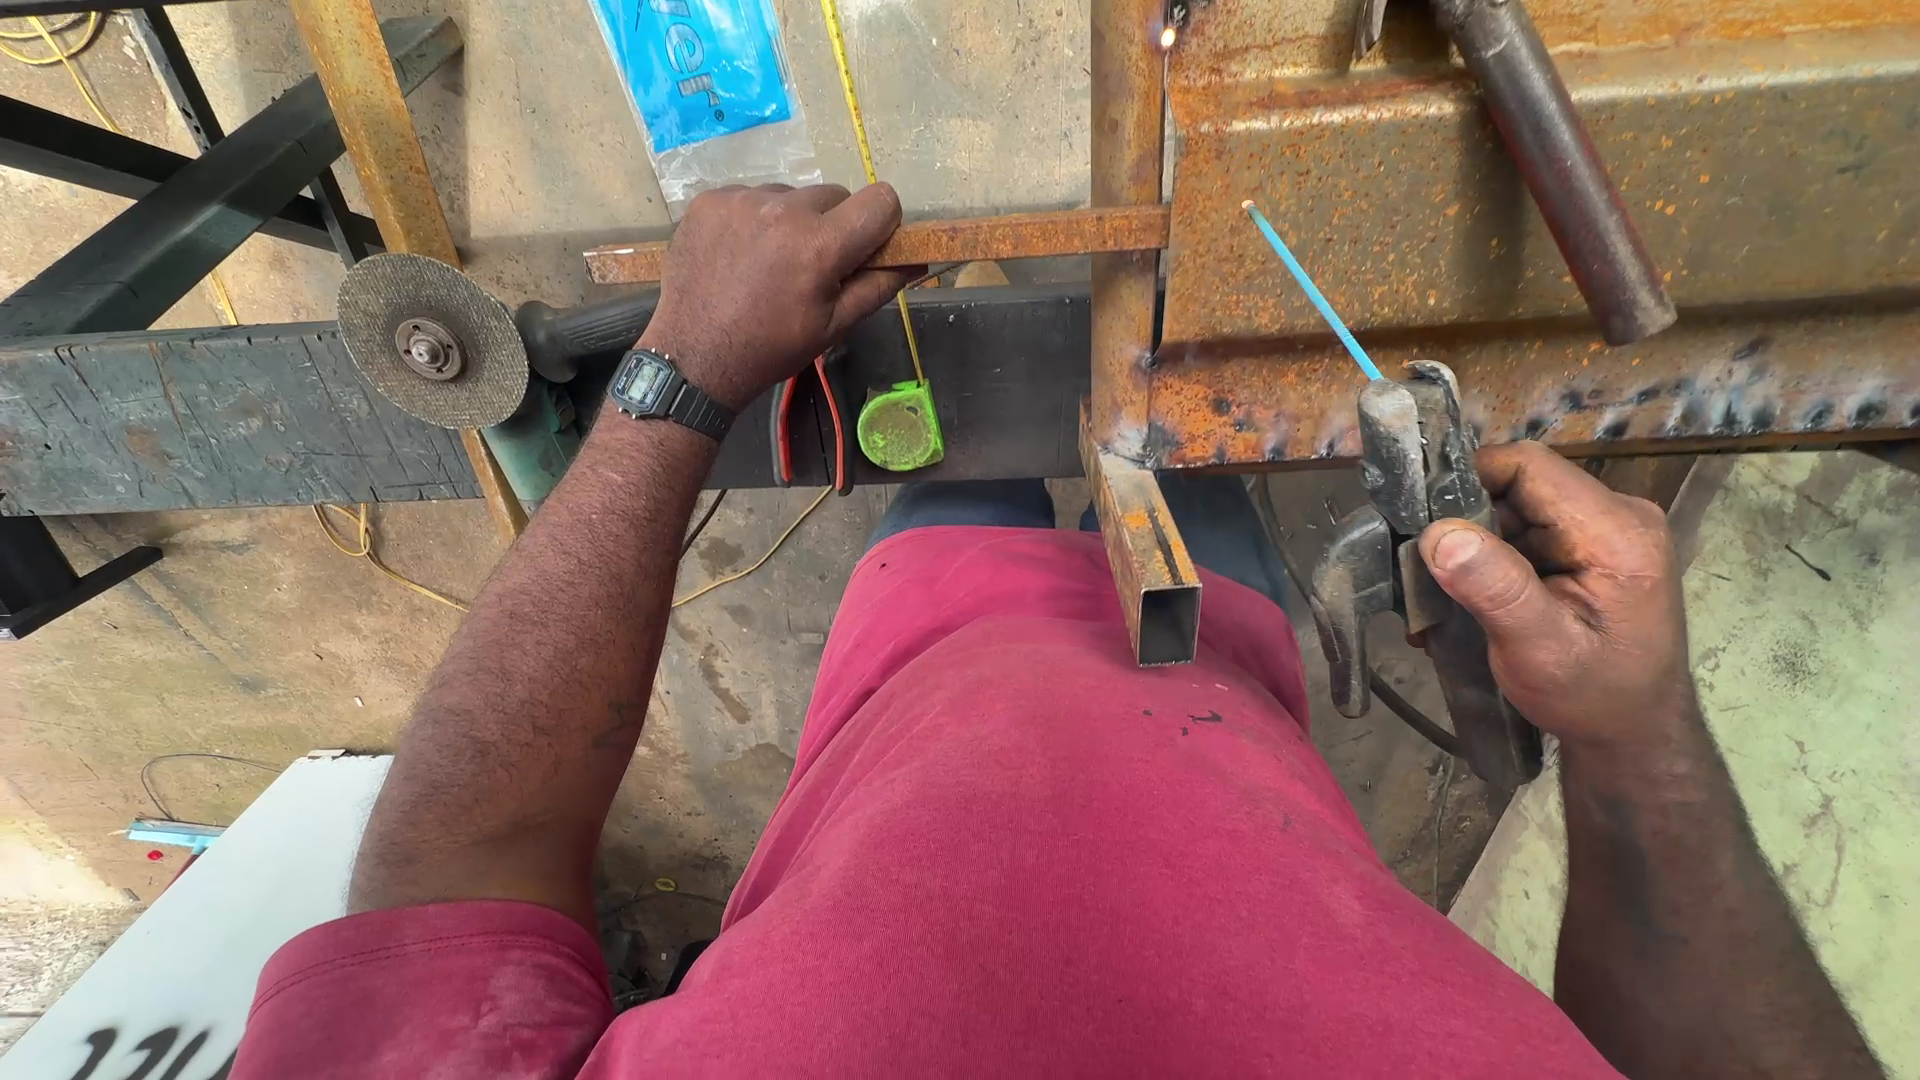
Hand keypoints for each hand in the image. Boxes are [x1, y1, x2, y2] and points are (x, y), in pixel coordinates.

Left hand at [639, 182, 917, 409]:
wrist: (697, 355)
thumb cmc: (773, 347)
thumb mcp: (834, 326)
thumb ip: (879, 286)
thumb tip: (917, 257)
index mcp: (820, 246)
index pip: (881, 200)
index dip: (882, 224)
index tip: (867, 248)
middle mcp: (783, 210)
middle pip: (835, 195)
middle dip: (834, 226)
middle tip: (812, 268)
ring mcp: (742, 200)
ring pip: (792, 194)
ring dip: (793, 222)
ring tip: (771, 263)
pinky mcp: (710, 199)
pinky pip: (752, 196)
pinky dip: (756, 220)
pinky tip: (742, 255)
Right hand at [1415, 442, 1695, 747]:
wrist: (1629, 732)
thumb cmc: (1592, 696)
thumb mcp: (1540, 649)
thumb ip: (1496, 589)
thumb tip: (1439, 533)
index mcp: (1615, 531)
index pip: (1525, 466)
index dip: (1464, 479)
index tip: (1415, 518)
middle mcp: (1611, 516)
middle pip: (1511, 484)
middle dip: (1456, 518)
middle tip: (1415, 565)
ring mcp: (1592, 531)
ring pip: (1503, 507)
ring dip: (1461, 542)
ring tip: (1431, 588)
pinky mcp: (1573, 548)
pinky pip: (1510, 531)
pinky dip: (1475, 557)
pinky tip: (1457, 592)